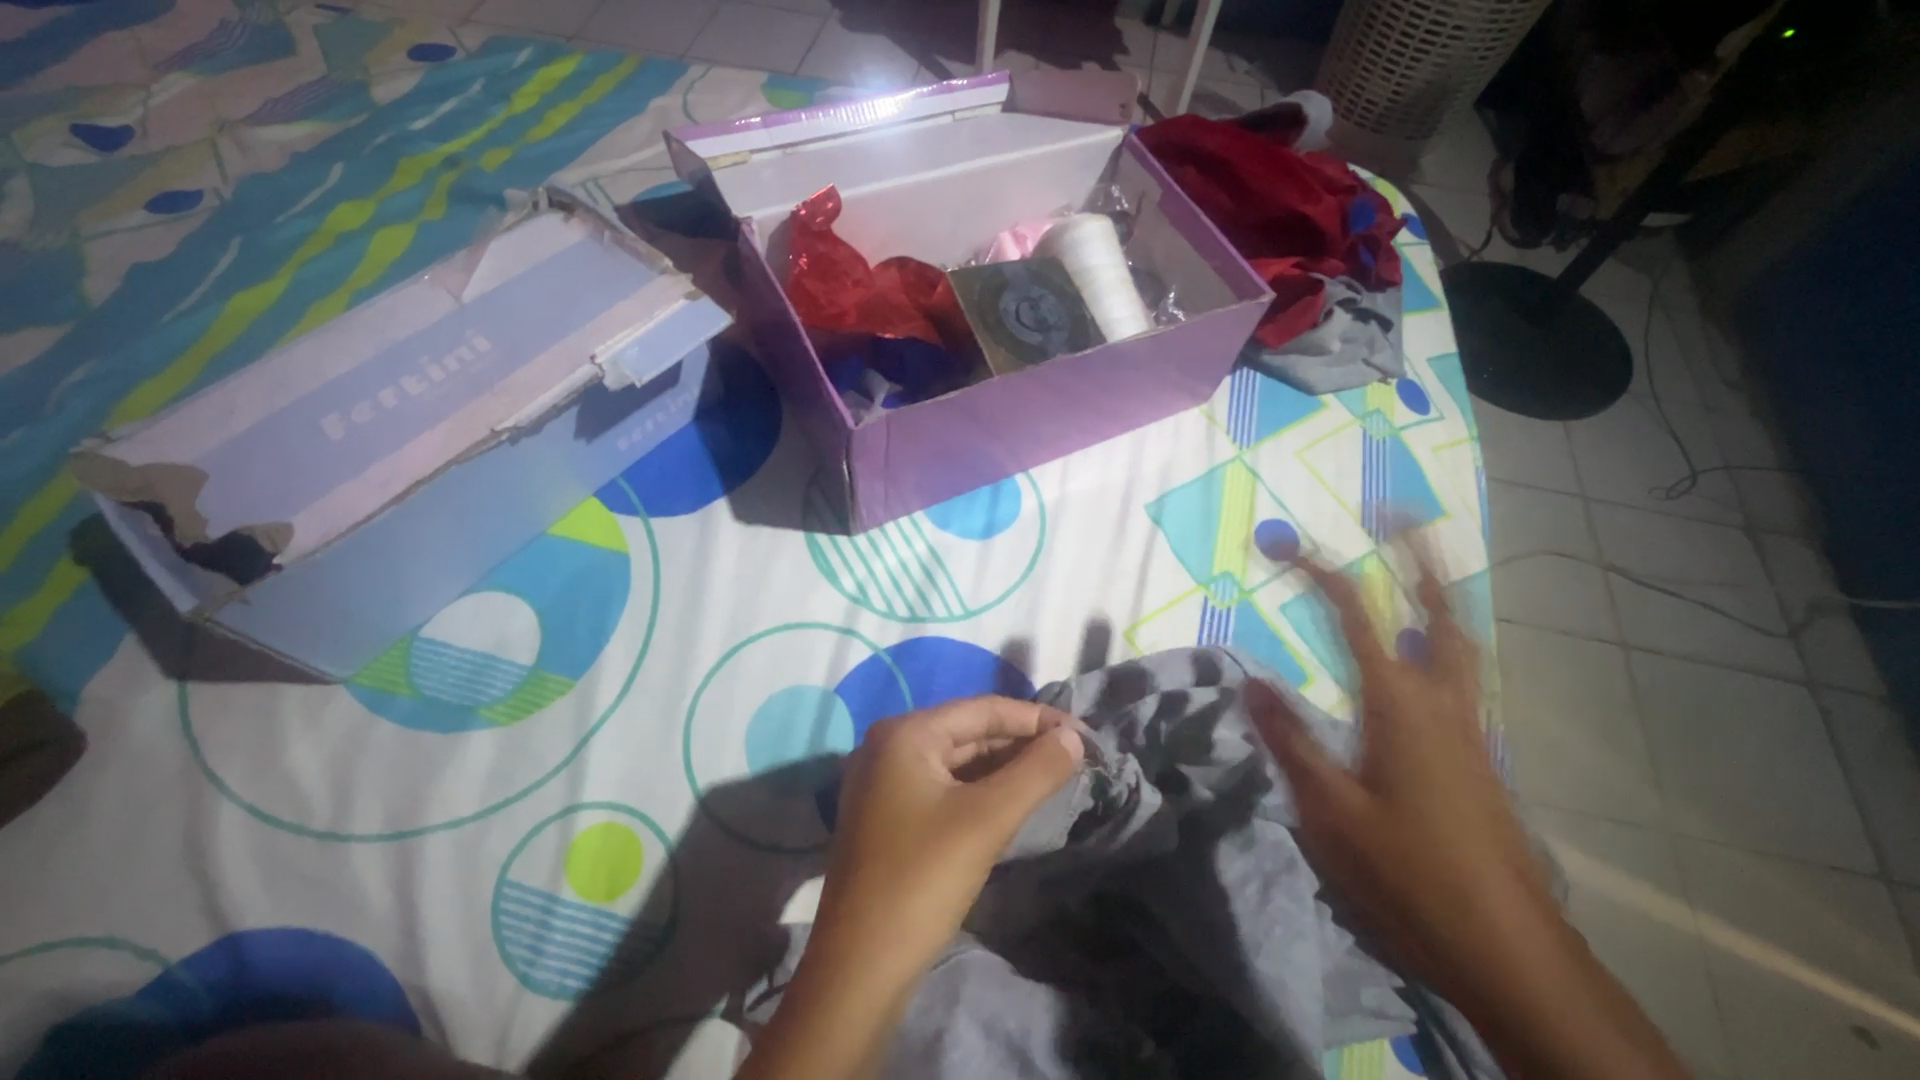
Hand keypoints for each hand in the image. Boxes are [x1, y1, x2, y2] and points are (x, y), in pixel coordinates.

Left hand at [740, 697, 1082, 1079]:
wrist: (861, 964)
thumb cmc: (923, 879)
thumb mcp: (987, 819)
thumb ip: (1036, 771)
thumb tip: (1073, 737)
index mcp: (905, 734)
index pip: (983, 710)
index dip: (1038, 719)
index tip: (1086, 735)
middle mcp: (888, 746)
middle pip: (968, 732)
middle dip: (1022, 743)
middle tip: (1076, 757)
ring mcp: (882, 783)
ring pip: (957, 762)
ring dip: (1004, 767)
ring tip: (1055, 775)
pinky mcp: (887, 816)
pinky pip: (943, 787)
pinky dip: (980, 790)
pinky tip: (1013, 800)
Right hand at [1249, 544, 1689, 1078]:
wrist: (1503, 945)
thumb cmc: (1407, 874)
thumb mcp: (1329, 811)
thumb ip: (1290, 739)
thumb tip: (1251, 678)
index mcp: (1400, 704)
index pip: (1354, 615)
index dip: (1317, 571)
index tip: (1281, 543)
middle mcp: (1443, 701)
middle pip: (1437, 610)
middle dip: (1418, 555)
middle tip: (1399, 513)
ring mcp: (1469, 729)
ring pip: (1460, 642)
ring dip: (1438, 594)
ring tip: (1417, 568)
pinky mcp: (1478, 758)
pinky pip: (1462, 676)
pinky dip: (1443, 642)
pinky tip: (1421, 663)